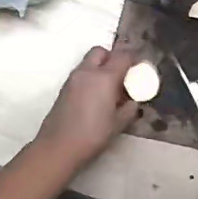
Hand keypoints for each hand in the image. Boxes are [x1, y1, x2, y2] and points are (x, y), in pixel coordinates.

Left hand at [34, 46, 143, 167]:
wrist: (58, 147)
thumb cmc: (93, 135)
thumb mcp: (119, 123)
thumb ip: (129, 108)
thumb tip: (132, 101)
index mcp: (105, 77)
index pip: (123, 56)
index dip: (134, 59)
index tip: (139, 70)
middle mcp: (87, 72)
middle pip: (101, 51)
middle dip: (113, 58)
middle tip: (122, 76)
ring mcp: (73, 78)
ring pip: (89, 61)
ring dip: (100, 67)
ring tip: (109, 88)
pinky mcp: (64, 88)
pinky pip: (81, 73)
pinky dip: (91, 77)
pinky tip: (95, 97)